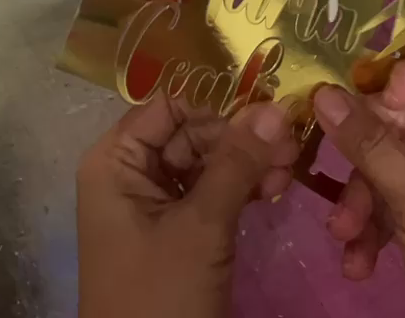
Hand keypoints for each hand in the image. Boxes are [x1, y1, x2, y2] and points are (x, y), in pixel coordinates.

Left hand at [77, 96, 300, 317]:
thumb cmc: (161, 296)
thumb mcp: (201, 227)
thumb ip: (237, 163)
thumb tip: (276, 109)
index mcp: (115, 160)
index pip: (168, 108)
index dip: (216, 109)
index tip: (268, 117)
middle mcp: (128, 173)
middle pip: (189, 134)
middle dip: (238, 140)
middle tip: (289, 148)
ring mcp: (150, 204)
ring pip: (203, 164)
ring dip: (245, 165)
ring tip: (286, 173)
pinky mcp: (173, 232)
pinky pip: (207, 193)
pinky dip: (238, 191)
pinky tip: (271, 192)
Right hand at [313, 53, 404, 317]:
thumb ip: (372, 147)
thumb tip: (322, 91)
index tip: (371, 99)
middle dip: (365, 160)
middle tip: (331, 176)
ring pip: (392, 169)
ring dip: (362, 201)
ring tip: (342, 236)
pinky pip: (396, 207)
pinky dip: (373, 230)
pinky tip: (357, 262)